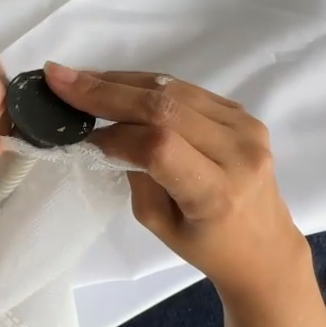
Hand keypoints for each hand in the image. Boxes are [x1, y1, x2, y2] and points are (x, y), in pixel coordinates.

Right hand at [43, 63, 307, 291]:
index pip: (160, 147)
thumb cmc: (205, 246)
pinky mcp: (243, 114)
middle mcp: (238, 154)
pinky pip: (186, 90)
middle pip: (164, 107)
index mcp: (216, 193)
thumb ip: (135, 173)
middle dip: (105, 91)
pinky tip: (115, 84)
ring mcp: (246, 128)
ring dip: (121, 81)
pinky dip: (145, 85)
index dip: (114, 132)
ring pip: (173, 89)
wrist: (266, 248)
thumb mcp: (157, 222)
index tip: (76, 129)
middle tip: (59, 77)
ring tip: (80, 78)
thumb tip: (106, 132)